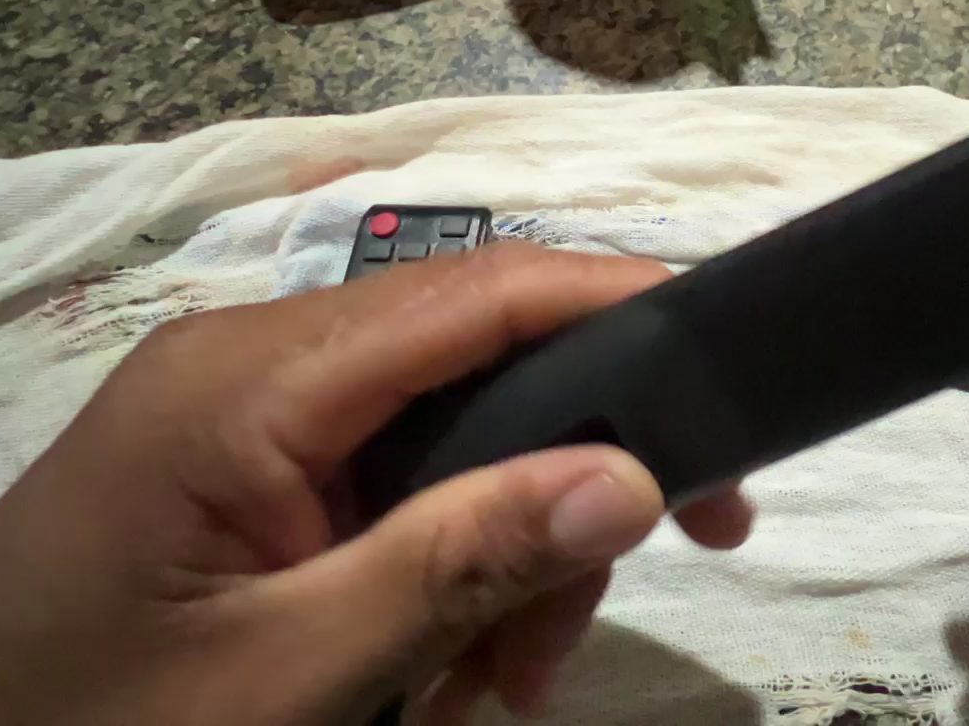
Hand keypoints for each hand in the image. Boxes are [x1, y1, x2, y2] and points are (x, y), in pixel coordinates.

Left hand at [0, 244, 751, 725]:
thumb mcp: (285, 677)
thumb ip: (462, 561)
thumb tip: (634, 484)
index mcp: (262, 372)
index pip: (479, 291)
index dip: (604, 292)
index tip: (706, 325)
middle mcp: (278, 355)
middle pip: (490, 363)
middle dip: (575, 462)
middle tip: (645, 565)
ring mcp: (279, 403)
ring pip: (468, 427)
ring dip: (520, 536)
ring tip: (509, 675)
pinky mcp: (279, 455)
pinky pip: (418, 470)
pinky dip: (467, 550)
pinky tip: (456, 660)